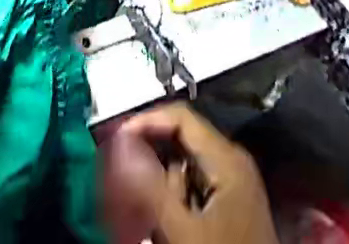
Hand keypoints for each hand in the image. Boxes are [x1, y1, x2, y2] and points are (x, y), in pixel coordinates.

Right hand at [100, 104, 279, 243]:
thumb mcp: (183, 231)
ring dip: (164, 191)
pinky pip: (192, 188)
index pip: (181, 117)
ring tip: (161, 227)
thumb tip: (120, 144)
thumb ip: (150, 188)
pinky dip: (175, 202)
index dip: (146, 121)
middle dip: (153, 165)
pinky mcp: (228, 202)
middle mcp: (231, 160)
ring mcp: (231, 181)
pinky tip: (170, 230)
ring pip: (183, 168)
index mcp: (227, 157)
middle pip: (181, 142)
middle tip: (129, 188)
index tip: (116, 138)